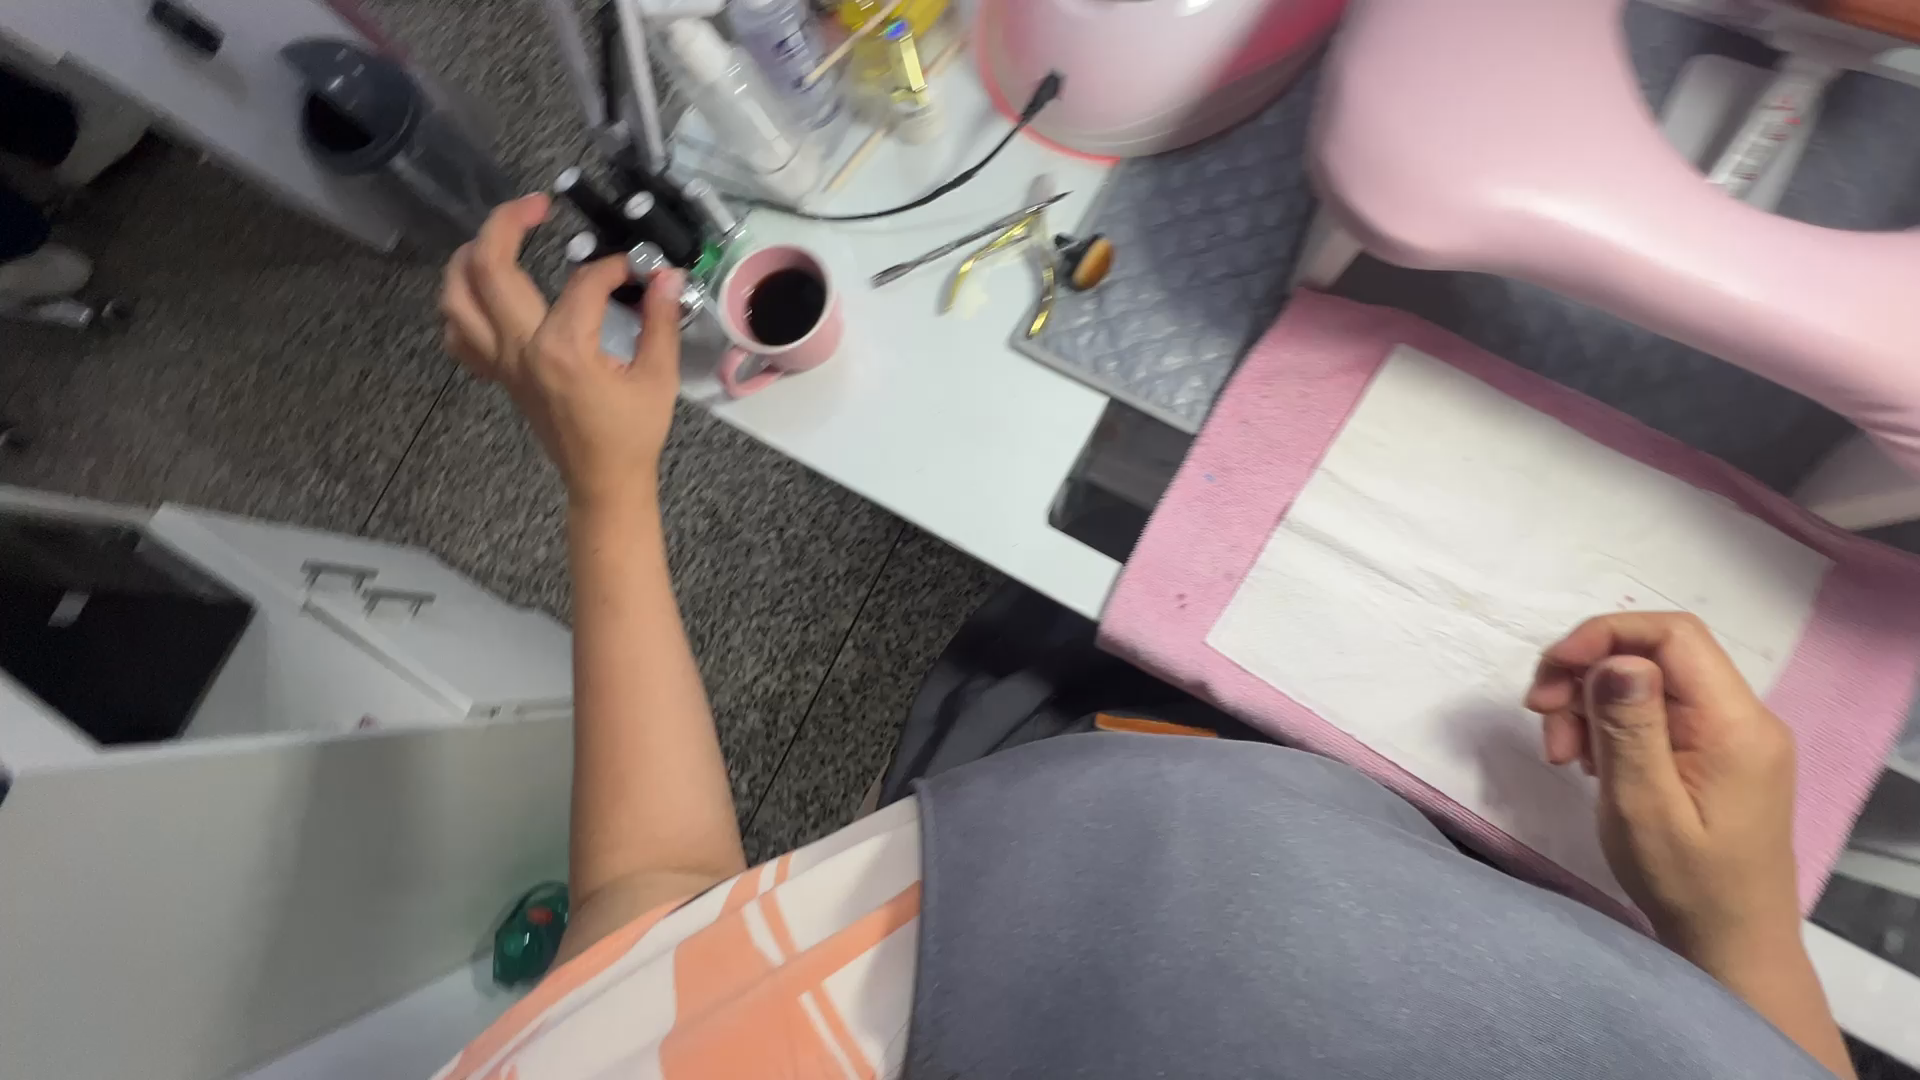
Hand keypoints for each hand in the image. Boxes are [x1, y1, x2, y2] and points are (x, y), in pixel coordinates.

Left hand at [440, 194, 686, 508]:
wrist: (605, 478)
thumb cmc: (634, 433)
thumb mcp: (658, 378)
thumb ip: (660, 323)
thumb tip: (667, 277)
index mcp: (564, 348)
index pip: (583, 284)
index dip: (613, 268)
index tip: (638, 271)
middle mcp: (521, 348)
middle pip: (489, 266)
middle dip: (508, 222)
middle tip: (537, 206)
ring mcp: (502, 362)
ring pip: (455, 295)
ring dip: (470, 257)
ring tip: (496, 241)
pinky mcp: (499, 375)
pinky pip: (457, 334)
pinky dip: (460, 307)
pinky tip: (483, 299)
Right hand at [1525, 612, 1800, 962]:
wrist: (1724, 936)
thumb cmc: (1683, 877)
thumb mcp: (1642, 802)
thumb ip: (1631, 727)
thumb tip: (1618, 659)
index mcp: (1733, 725)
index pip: (1672, 635)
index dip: (1603, 635)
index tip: (1551, 671)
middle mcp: (1737, 717)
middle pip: (1647, 653)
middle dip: (1581, 672)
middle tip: (1539, 713)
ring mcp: (1721, 733)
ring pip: (1635, 679)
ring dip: (1582, 702)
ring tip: (1559, 752)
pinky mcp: (1703, 748)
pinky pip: (1642, 708)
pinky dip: (1598, 722)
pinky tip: (1582, 759)